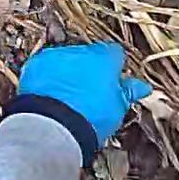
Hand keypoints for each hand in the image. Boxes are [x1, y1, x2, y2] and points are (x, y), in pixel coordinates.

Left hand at [17, 42, 151, 147]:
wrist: (52, 128)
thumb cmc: (89, 119)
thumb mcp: (117, 109)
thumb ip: (129, 92)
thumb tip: (142, 86)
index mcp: (105, 60)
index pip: (115, 53)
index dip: (113, 68)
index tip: (110, 81)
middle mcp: (82, 52)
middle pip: (89, 55)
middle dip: (89, 69)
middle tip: (89, 93)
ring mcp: (58, 55)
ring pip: (67, 58)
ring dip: (68, 71)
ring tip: (67, 97)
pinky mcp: (36, 64)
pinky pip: (44, 65)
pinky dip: (47, 76)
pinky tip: (50, 95)